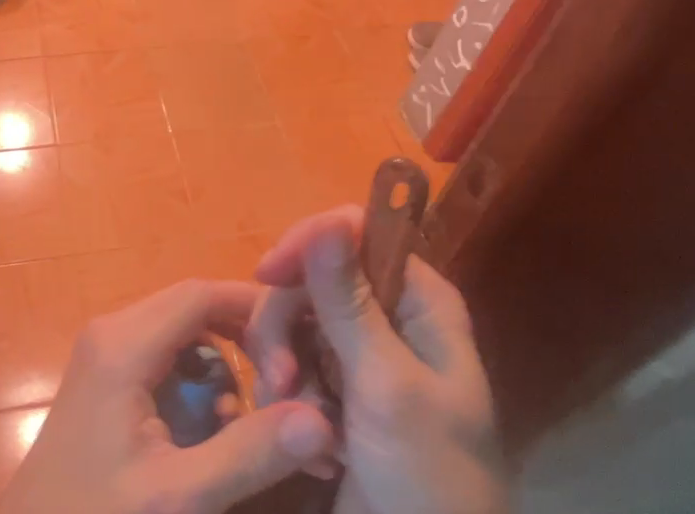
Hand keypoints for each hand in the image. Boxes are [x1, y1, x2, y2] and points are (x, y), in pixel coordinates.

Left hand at [1, 279, 336, 513]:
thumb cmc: (97, 513)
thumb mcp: (179, 495)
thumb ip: (249, 454)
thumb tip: (322, 417)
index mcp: (124, 344)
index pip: (203, 294)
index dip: (257, 309)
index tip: (305, 344)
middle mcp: (112, 332)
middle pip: (195, 309)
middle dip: (245, 340)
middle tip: (287, 387)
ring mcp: (106, 353)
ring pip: (184, 334)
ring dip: (224, 365)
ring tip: (254, 416)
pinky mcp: (106, 378)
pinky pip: (165, 358)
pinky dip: (197, 382)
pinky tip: (215, 428)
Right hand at [246, 207, 509, 513]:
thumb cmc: (427, 477)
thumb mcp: (386, 386)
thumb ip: (350, 302)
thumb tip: (329, 217)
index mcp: (418, 300)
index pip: (355, 232)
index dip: (308, 245)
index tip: (267, 274)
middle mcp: (389, 317)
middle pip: (310, 280)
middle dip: (286, 329)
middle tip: (282, 382)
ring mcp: (359, 358)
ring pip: (292, 327)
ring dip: (286, 376)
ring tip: (306, 430)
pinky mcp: (335, 395)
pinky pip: (291, 370)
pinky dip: (291, 407)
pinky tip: (316, 451)